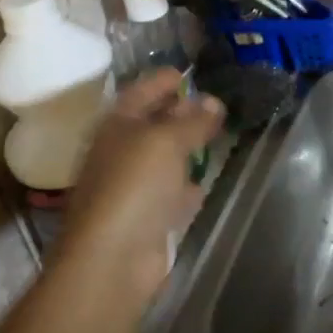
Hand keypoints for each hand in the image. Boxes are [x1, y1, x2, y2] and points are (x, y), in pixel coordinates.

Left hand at [57, 70, 223, 300]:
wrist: (112, 260)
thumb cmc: (134, 188)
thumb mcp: (167, 141)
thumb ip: (193, 120)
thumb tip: (213, 101)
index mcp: (116, 127)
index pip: (141, 91)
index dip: (165, 79)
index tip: (192, 72)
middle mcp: (121, 152)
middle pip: (152, 124)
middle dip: (181, 112)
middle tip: (216, 104)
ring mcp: (132, 187)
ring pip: (164, 157)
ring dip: (187, 147)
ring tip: (220, 136)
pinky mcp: (147, 217)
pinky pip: (171, 191)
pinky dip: (187, 184)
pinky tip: (205, 182)